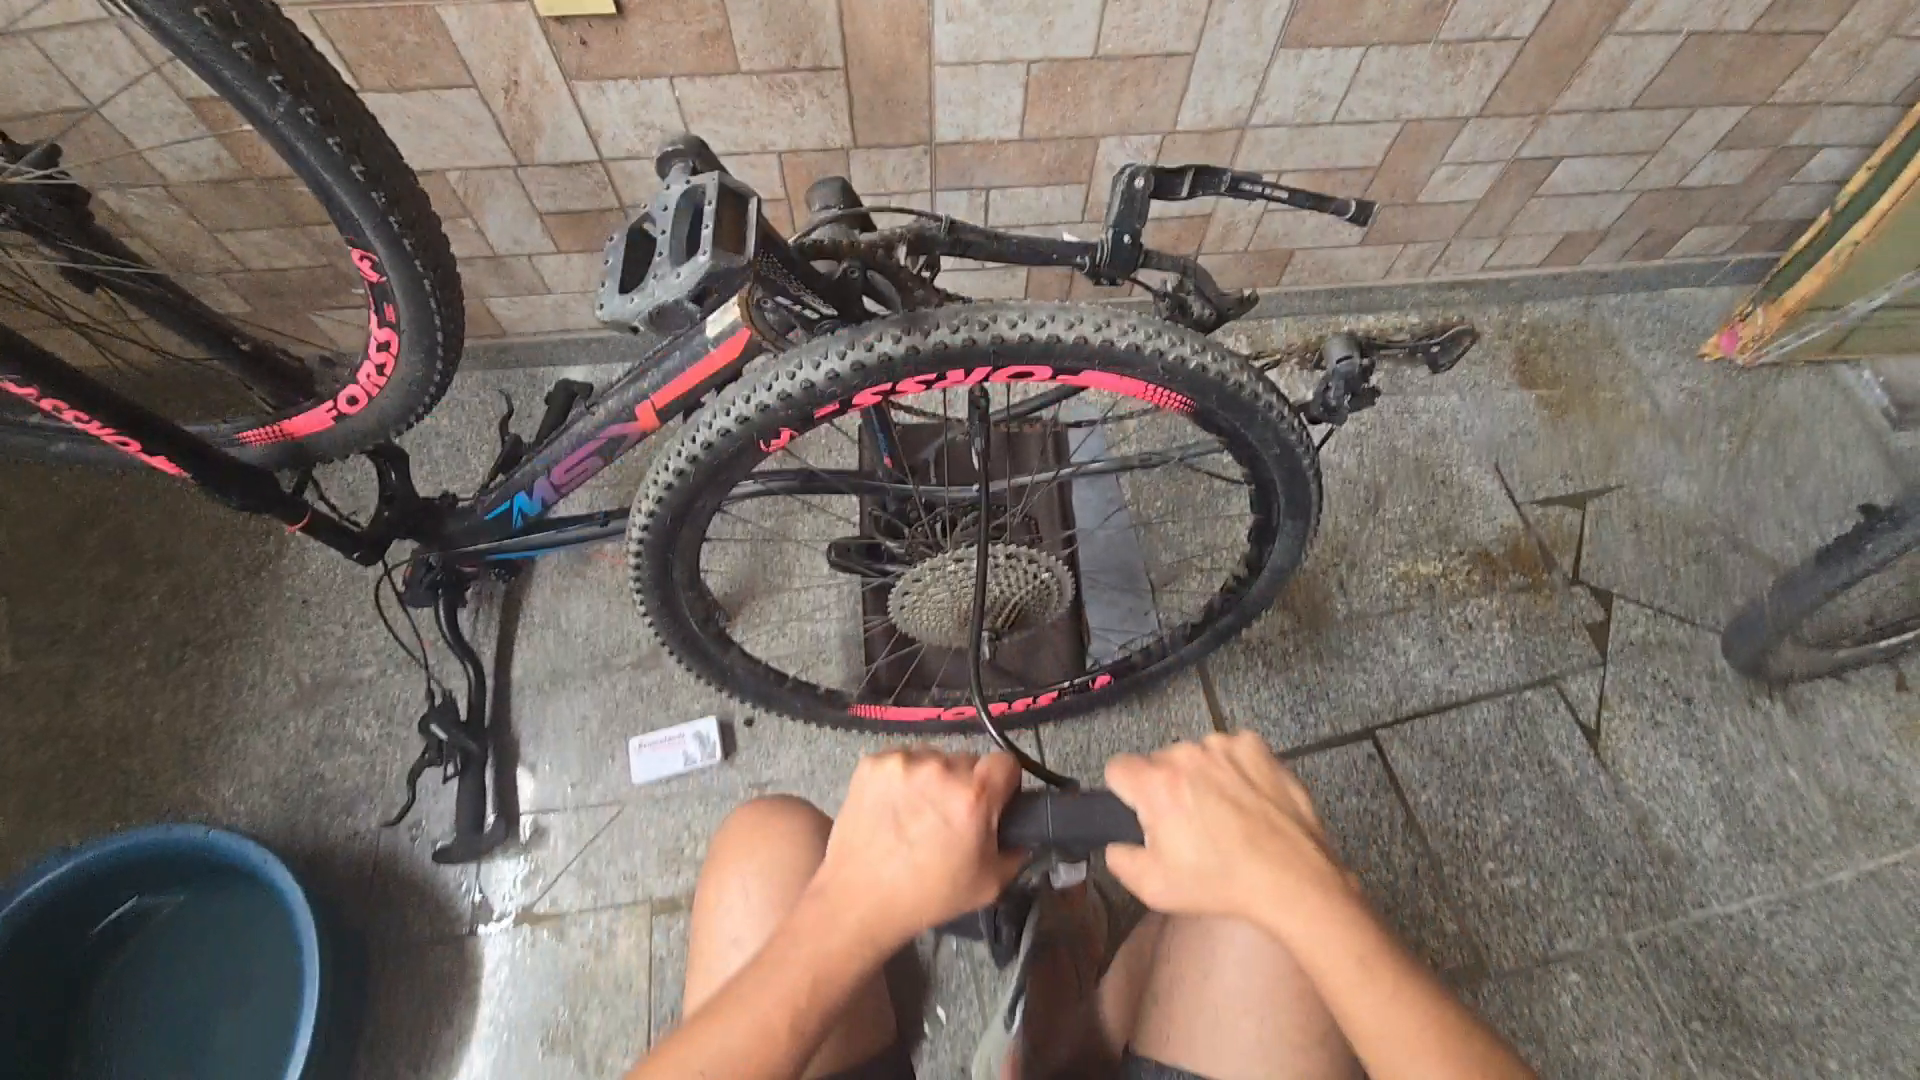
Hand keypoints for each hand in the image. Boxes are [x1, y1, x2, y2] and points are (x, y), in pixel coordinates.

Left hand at [810, 748, 1025, 948]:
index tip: (994, 802)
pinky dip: (902, 778)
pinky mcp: (873, 762)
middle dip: (965, 784)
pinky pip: (901, 760)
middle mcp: (940, 768)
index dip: (1004, 782)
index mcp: (973, 795)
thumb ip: (1018, 851)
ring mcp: (902, 761)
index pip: (1006, 763)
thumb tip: (1026, 831)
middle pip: (967, 761)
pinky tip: (894, 808)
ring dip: (932, 779)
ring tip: (917, 814)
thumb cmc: (929, 895)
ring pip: (933, 759)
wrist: (859, 899)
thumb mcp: (990, 884)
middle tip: (950, 817)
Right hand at [1104, 733, 1359, 931]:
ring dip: (1201, 776)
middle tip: (1189, 824)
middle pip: (1159, 762)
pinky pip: (1230, 751)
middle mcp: (1186, 755)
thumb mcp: (1154, 887)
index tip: (1143, 812)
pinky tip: (1246, 799)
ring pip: (1195, 756)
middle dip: (1167, 787)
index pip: (1118, 768)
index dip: (1126, 792)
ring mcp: (1223, 747)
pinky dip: (1233, 769)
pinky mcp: (1255, 747)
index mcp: (1156, 784)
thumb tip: (1116, 845)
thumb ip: (1119, 860)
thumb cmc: (1222, 884)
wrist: (1294, 881)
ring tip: (1224, 814)